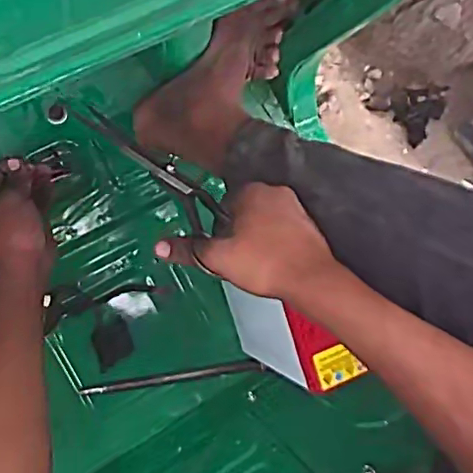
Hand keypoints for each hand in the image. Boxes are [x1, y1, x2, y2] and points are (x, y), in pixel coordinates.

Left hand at [0, 157, 54, 284]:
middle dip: (27, 169)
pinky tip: (53, 183)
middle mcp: (4, 202)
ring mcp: (21, 212)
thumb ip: (17, 179)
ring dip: (38, 178)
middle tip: (42, 164)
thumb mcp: (13, 198)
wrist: (27, 261)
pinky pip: (41, 201)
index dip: (11, 163)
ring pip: (29, 190)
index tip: (26, 162)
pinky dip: (46, 191)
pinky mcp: (37, 221)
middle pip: (14, 179)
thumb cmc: (15, 228)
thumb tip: (20, 165)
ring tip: (50, 169)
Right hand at [154, 182, 338, 300]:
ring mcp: (295, 207)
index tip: (221, 247)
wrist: (312, 281)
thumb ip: (188, 249)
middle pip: (243, 211)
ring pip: (264, 221)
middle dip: (237, 232)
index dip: (218, 228)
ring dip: (257, 238)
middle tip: (237, 258)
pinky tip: (273, 262)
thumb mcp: (218, 258)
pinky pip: (283, 230)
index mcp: (251, 191)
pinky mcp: (309, 224)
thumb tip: (160, 246)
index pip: (222, 203)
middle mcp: (275, 191)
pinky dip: (276, 244)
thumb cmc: (265, 264)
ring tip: (256, 263)